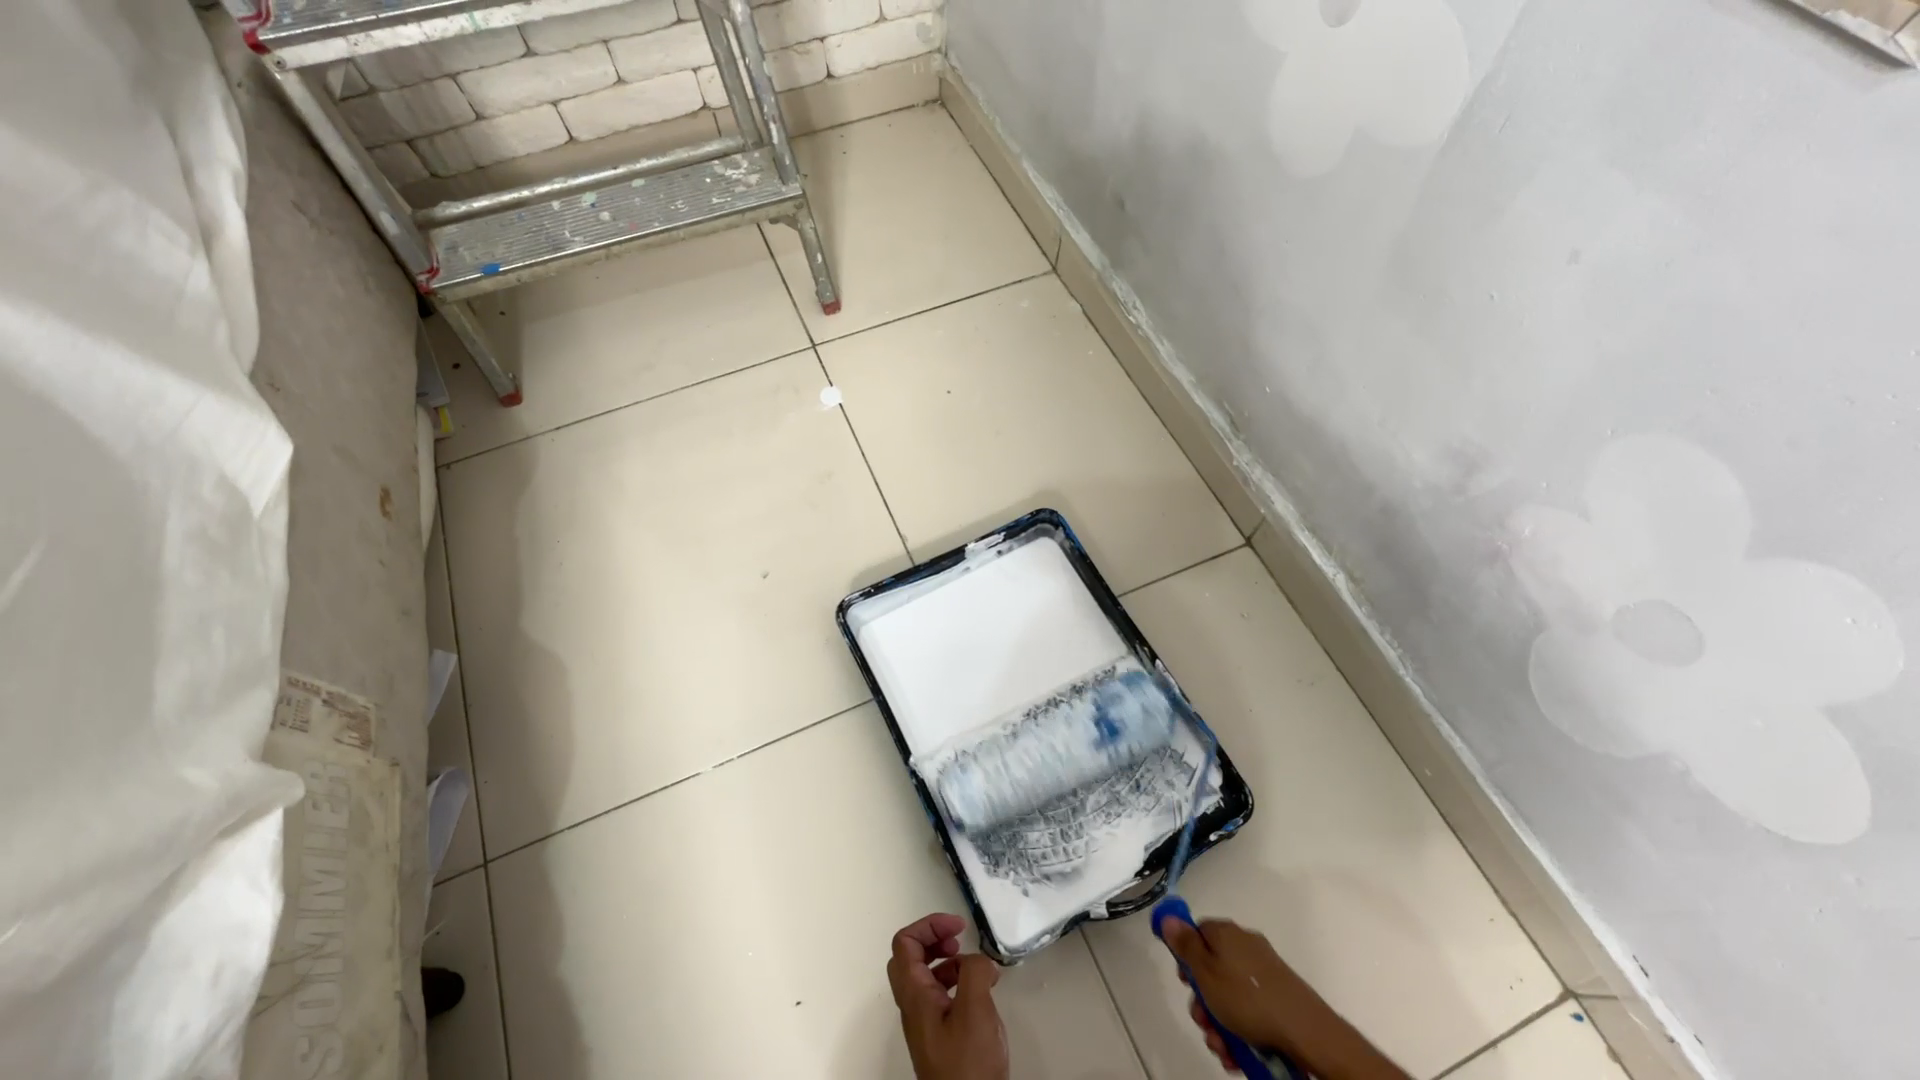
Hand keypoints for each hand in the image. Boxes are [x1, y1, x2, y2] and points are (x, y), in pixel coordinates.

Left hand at [887, 914, 1008, 1079]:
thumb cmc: (967, 1062)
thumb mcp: (975, 1010)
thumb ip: (974, 973)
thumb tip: (979, 959)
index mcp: (914, 994)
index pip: (905, 942)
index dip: (929, 925)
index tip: (959, 927)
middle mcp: (913, 1004)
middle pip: (910, 956)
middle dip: (934, 938)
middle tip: (960, 940)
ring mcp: (925, 1020)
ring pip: (925, 975)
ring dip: (948, 961)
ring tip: (976, 968)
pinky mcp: (939, 1034)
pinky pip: (940, 995)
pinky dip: (957, 982)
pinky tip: (980, 993)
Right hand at [1163, 917, 1409, 1079]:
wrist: (1305, 1031)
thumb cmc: (1247, 999)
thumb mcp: (1205, 972)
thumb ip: (1184, 945)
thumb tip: (1168, 916)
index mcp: (1227, 933)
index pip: (1197, 932)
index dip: (1185, 955)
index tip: (1183, 979)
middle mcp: (1245, 947)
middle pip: (1210, 968)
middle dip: (1202, 999)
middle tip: (1203, 1020)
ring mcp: (1263, 972)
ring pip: (1227, 995)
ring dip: (1218, 1022)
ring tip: (1221, 1045)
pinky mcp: (1277, 996)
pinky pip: (1247, 1009)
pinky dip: (1238, 1029)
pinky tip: (1236, 1051)